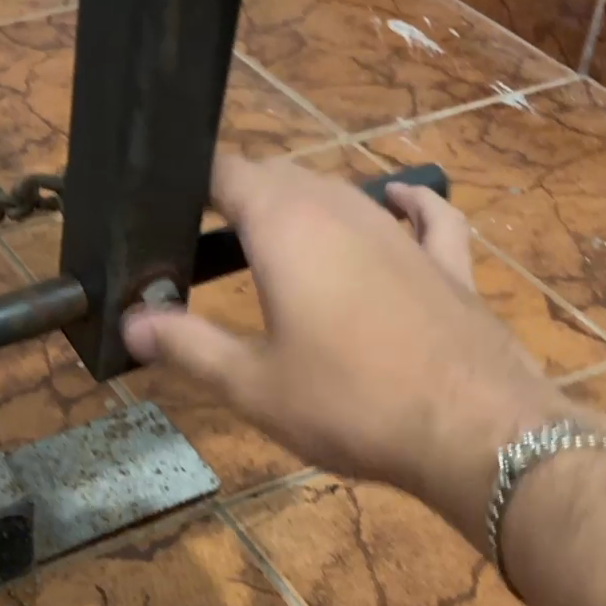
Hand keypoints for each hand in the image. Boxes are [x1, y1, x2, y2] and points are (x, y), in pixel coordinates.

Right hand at [123, 156, 574, 540]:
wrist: (474, 431)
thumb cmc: (349, 404)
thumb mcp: (252, 384)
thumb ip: (187, 346)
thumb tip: (132, 324)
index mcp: (287, 229)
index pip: (229, 174)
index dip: (195, 179)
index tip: (168, 200)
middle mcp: (343, 211)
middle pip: (282, 178)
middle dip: (242, 194)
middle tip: (208, 233)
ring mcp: (402, 233)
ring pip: (342, 192)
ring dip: (303, 203)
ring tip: (273, 233)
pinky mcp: (446, 262)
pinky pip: (423, 214)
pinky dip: (402, 204)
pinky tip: (395, 200)